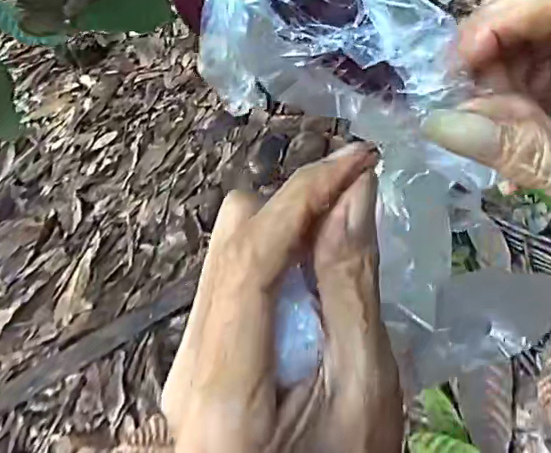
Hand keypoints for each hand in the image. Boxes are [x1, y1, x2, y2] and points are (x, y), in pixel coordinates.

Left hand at [164, 144, 402, 452]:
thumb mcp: (362, 394)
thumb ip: (352, 288)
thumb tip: (356, 190)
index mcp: (221, 389)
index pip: (249, 256)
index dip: (307, 191)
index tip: (362, 157)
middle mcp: (187, 366)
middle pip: (230, 240)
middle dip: (300, 202)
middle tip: (360, 197)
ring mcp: (189, 364)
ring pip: (230, 250)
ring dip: (293, 223)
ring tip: (347, 232)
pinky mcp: (204, 362)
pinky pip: (237, 278)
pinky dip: (283, 253)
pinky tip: (321, 272)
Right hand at [422, 0, 550, 392]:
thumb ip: (530, 154)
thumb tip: (440, 124)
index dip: (499, 18)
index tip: (455, 67)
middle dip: (494, 37)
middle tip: (466, 99)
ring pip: (538, 28)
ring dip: (499, 67)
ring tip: (486, 126)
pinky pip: (545, 65)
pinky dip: (515, 92)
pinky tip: (506, 138)